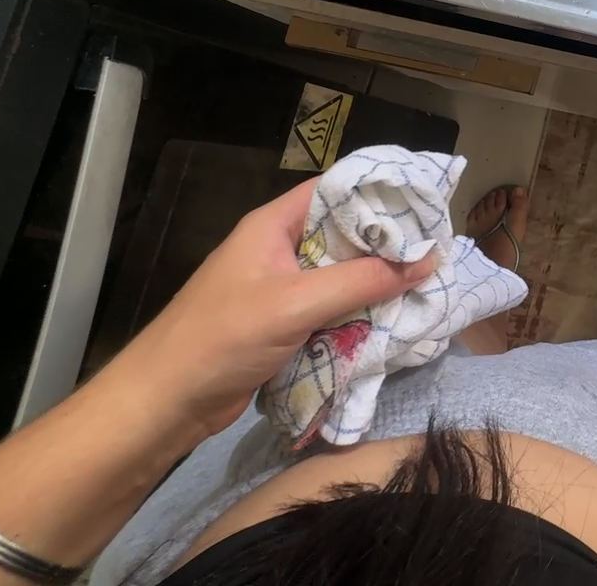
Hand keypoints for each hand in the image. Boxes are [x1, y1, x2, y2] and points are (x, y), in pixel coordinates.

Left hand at [106, 178, 437, 439]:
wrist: (159, 409)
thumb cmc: (219, 340)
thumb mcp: (297, 304)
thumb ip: (364, 280)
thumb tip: (430, 260)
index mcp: (274, 225)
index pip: (337, 188)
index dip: (380, 188)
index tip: (425, 199)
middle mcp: (281, 248)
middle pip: (347, 230)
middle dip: (389, 238)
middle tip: (436, 241)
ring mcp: (283, 285)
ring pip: (345, 269)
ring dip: (379, 276)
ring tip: (427, 274)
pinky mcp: (287, 319)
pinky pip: (336, 302)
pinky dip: (363, 305)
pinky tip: (396, 309)